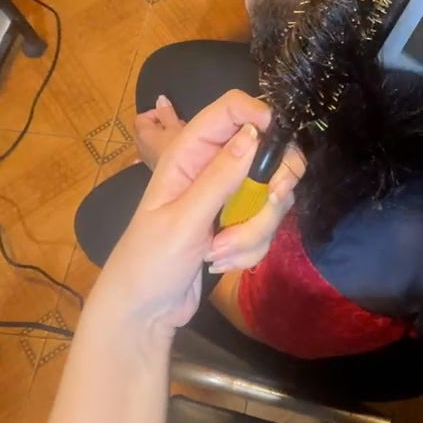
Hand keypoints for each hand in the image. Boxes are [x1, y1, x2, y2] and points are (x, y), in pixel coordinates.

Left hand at [94, 91, 302, 332]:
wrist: (143, 314)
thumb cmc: (148, 262)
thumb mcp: (183, 221)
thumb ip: (220, 178)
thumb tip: (254, 132)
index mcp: (190, 153)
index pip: (232, 108)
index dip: (261, 114)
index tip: (279, 146)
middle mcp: (213, 167)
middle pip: (267, 151)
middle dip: (272, 187)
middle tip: (269, 204)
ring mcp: (229, 196)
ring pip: (271, 195)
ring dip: (255, 229)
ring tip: (218, 252)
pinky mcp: (240, 223)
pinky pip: (266, 224)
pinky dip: (251, 247)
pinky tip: (220, 261)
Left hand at [132, 95, 182, 167]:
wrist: (182, 180)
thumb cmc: (179, 151)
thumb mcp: (176, 127)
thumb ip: (167, 113)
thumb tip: (160, 98)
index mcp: (143, 134)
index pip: (141, 117)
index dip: (155, 113)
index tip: (170, 116)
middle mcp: (140, 146)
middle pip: (146, 130)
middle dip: (161, 125)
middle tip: (178, 126)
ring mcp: (146, 158)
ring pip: (152, 142)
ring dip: (163, 138)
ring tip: (180, 139)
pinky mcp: (154, 168)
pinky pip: (156, 153)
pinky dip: (164, 149)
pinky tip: (176, 153)